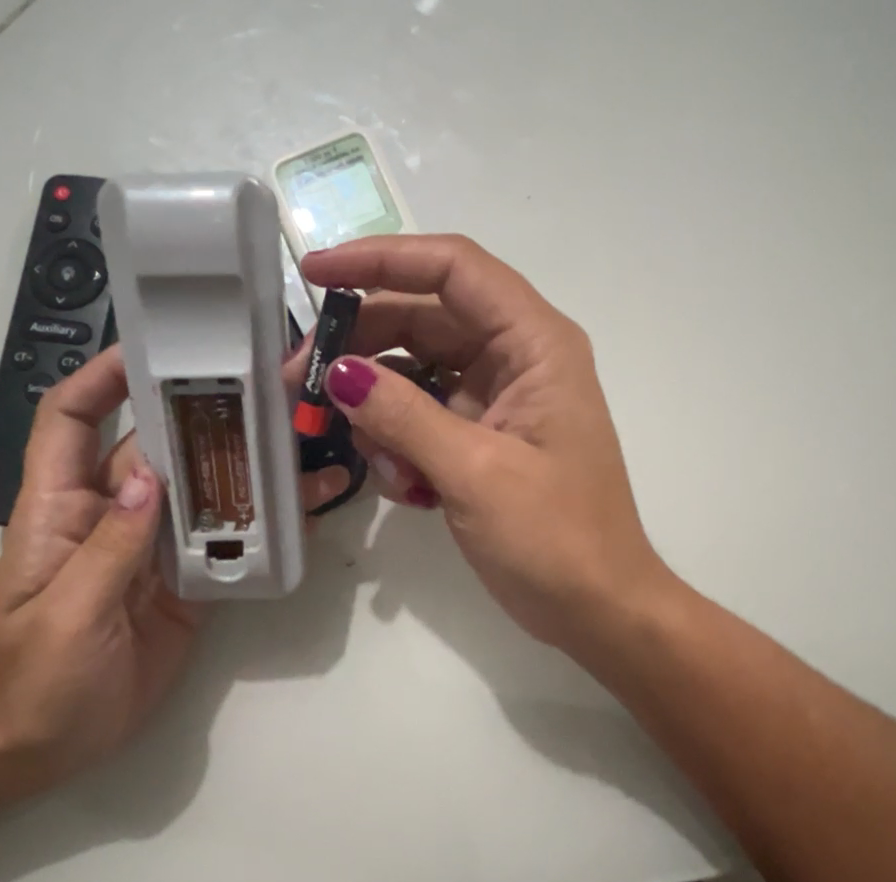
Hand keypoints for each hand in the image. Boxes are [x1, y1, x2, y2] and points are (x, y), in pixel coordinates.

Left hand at [0, 346, 349, 782]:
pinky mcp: (188, 582)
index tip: (156, 350)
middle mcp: (110, 514)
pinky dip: (264, 523)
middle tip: (266, 380)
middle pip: (155, 446)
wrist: (53, 744)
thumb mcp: (68, 612)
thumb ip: (111, 546)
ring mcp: (154, 548)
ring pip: (201, 488)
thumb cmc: (40, 678)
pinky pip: (227, 541)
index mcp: (59, 510)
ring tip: (303, 434)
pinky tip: (305, 505)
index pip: (69, 420)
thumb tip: (151, 475)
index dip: (103, 377)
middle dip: (204, 411)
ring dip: (246, 463)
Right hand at [301, 235, 672, 653]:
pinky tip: (401, 485)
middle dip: (360, 346)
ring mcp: (499, 401)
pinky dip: (399, 441)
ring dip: (377, 405)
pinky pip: (424, 418)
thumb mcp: (474, 473)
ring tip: (354, 449)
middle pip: (423, 318)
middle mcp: (517, 358)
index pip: (453, 270)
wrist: (597, 608)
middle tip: (298, 381)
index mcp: (534, 344)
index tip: (313, 273)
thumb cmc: (554, 538)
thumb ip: (403, 415)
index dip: (381, 260)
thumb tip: (340, 373)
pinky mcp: (483, 440)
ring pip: (416, 372)